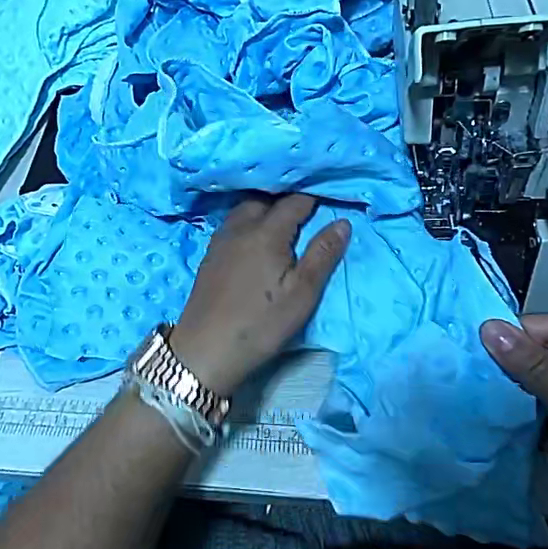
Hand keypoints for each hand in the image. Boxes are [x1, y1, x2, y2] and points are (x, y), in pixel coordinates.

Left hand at [173, 195, 350, 397]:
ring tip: (282, 224)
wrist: (205, 350)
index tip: (330, 200)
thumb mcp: (302, 294)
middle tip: (307, 212)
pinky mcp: (210, 256)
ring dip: (265, 209)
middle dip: (287, 200)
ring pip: (245, 210)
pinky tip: (255, 240)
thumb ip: (323, 255)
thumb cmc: (261, 323)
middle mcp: (241, 227)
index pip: (294, 202)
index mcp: (266, 232)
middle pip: (266, 200)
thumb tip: (343, 222)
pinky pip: (233, 225)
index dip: (314, 198)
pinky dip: (249, 222)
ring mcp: (221, 241)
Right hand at [480, 315, 547, 548]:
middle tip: (466, 363)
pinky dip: (518, 410)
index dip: (520, 332)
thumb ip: (535, 368)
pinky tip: (490, 409)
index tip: (475, 340)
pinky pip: (541, 409)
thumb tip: (489, 326)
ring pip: (541, 382)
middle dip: (512, 359)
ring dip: (512, 386)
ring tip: (470, 383)